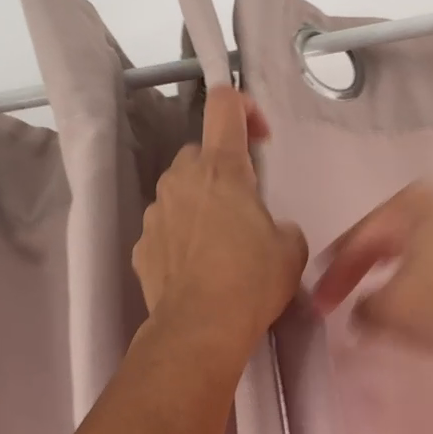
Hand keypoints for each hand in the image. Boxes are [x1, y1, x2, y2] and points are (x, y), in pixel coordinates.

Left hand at [133, 86, 307, 355]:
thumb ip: (281, 225)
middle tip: (245, 210)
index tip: (259, 137)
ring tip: (222, 248)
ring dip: (200, 208)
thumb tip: (270, 231)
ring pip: (179, 194)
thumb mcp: (291, 248)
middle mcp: (181, 180)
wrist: (201, 329)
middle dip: (222, 173)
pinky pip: (165, 231)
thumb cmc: (252, 280)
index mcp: (221, 168)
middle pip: (200, 155)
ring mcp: (155, 213)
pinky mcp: (141, 247)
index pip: (225, 105)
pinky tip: (199, 271)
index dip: (245, 108)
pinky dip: (181, 241)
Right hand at [311, 182, 432, 358]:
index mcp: (410, 204)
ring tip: (377, 308)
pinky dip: (423, 285)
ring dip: (392, 281)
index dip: (332, 275)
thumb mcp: (394, 309)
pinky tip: (422, 309)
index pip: (356, 238)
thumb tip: (359, 312)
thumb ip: (363, 309)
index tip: (317, 305)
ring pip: (416, 253)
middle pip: (386, 240)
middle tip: (340, 299)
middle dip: (361, 272)